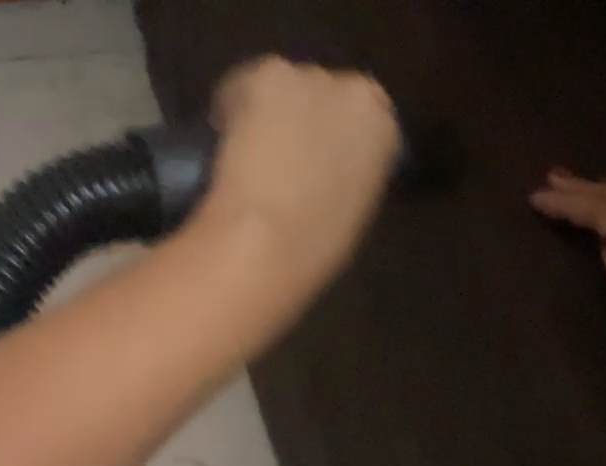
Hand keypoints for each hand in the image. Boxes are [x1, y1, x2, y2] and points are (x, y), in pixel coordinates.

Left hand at [202, 57, 400, 296]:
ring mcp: (309, 79)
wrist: (267, 242)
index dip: (331, 138)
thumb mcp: (351, 216)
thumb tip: (326, 177)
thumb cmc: (313, 250)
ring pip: (283, 87)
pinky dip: (230, 108)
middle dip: (302, 120)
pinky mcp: (264, 76)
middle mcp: (355, 93)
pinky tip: (222, 144)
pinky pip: (241, 87)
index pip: (361, 119)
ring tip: (248, 154)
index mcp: (384, 133)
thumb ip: (347, 181)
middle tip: (279, 158)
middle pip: (324, 95)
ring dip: (268, 112)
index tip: (312, 162)